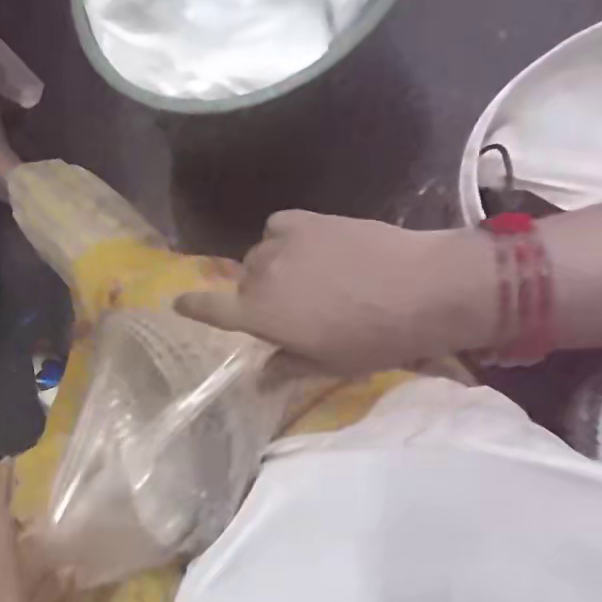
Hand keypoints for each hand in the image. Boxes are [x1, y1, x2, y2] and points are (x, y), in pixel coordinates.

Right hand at [175, 211, 497, 372]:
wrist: (424, 288)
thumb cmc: (374, 338)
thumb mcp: (329, 363)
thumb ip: (286, 367)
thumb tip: (258, 380)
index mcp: (259, 316)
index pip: (211, 311)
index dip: (193, 307)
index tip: (178, 303)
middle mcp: (260, 276)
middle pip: (242, 284)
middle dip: (256, 296)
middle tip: (289, 308)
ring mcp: (281, 244)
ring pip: (259, 255)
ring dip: (271, 267)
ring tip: (304, 276)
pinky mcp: (307, 220)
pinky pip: (277, 227)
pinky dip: (283, 238)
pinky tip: (306, 247)